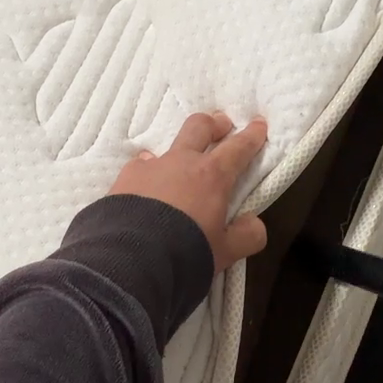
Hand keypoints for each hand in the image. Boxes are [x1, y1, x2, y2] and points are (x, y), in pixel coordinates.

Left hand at [109, 111, 268, 271]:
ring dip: (179, 152)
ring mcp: (150, 167)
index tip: (258, 124)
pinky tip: (146, 186)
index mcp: (212, 176)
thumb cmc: (186, 252)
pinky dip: (149, 172)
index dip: (251, 136)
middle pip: (199, 127)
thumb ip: (246, 236)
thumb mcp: (225, 252)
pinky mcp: (124, 178)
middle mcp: (182, 162)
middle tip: (221, 126)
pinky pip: (140, 166)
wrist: (131, 258)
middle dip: (214, 124)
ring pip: (168, 146)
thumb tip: (254, 223)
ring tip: (178, 168)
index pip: (238, 148)